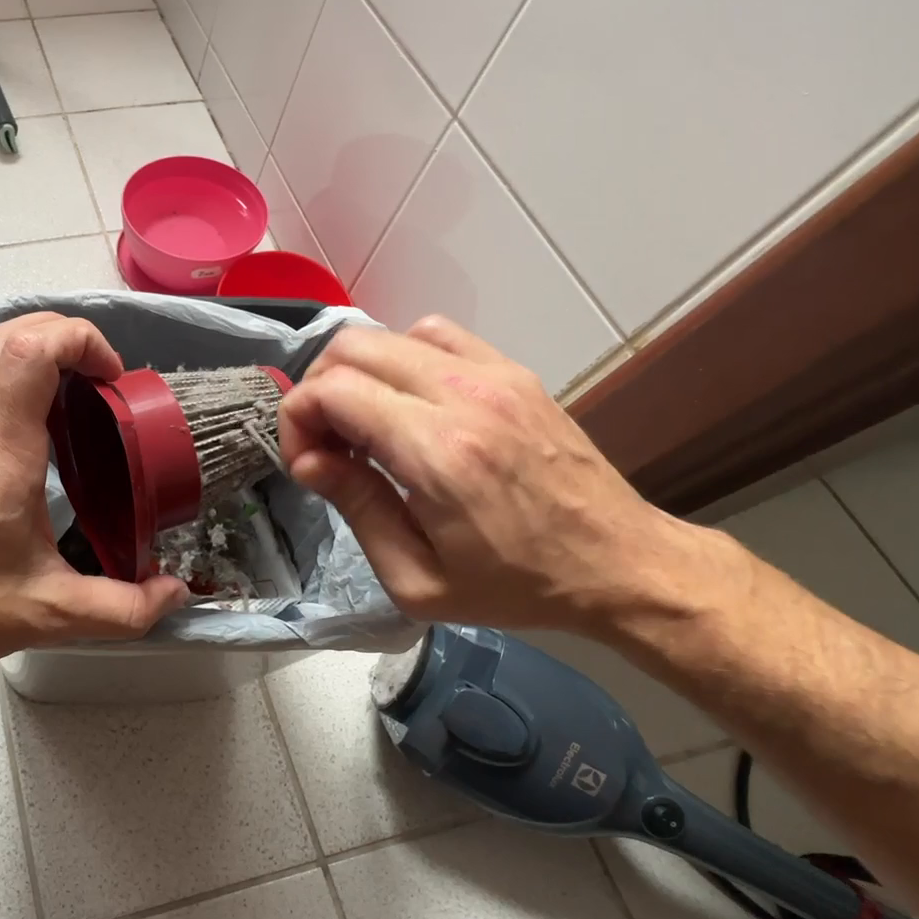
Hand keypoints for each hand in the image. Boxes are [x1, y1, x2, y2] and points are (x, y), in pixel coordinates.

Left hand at [0, 313, 188, 683]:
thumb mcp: (45, 616)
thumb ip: (121, 610)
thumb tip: (173, 598)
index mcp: (0, 455)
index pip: (30, 350)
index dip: (80, 339)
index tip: (113, 377)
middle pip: (9, 335)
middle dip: (65, 334)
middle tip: (105, 378)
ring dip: (43, 362)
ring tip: (87, 409)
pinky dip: (24, 397)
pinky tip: (51, 451)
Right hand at [278, 316, 721, 637]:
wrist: (622, 565)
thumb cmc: (515, 585)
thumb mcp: (417, 579)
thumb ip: (355, 508)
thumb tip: (308, 458)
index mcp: (437, 452)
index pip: (331, 390)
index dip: (296, 419)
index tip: (305, 462)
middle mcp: (463, 396)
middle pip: (351, 347)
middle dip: (316, 389)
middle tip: (325, 441)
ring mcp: (494, 374)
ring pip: (387, 333)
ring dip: (356, 372)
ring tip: (362, 423)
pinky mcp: (513, 371)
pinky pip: (433, 334)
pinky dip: (400, 357)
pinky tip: (407, 402)